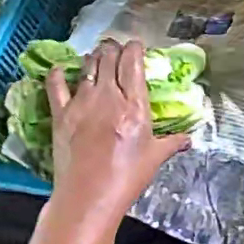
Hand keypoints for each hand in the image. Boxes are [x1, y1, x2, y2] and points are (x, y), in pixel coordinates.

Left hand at [43, 39, 191, 223]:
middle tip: (115, 50)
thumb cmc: (126, 179)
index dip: (134, 48)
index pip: (132, 62)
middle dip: (113, 48)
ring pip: (87, 65)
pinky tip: (60, 69)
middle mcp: (107, 96)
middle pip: (109, 57)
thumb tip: (188, 138)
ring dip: (93, 57)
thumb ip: (171, 143)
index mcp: (133, 105)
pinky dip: (57, 73)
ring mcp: (82, 102)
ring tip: (96, 57)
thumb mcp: (154, 159)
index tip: (135, 46)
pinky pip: (55, 84)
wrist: (88, 197)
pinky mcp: (61, 112)